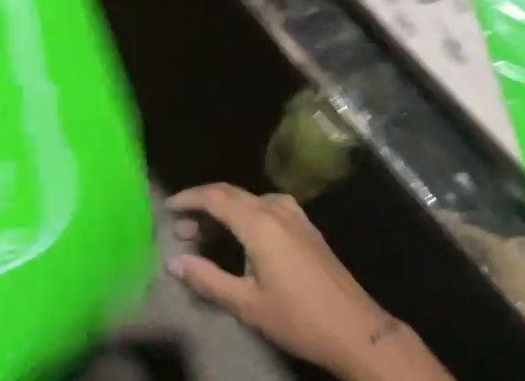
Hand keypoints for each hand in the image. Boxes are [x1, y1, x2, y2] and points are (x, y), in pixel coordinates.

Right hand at [167, 184, 447, 380]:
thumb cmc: (298, 317)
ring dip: (224, 212)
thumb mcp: (247, 304)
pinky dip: (244, 216)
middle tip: (181, 229)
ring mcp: (295, 216)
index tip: (168, 208)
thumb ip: (207, 279)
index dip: (188, 198)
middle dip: (203, 206)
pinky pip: (266, 208)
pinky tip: (241, 239)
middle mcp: (276, 209)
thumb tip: (173, 261)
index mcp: (259, 223)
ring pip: (249, 200)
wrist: (357, 330)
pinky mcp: (306, 227)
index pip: (215, 197)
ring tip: (205, 236)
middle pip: (231, 194)